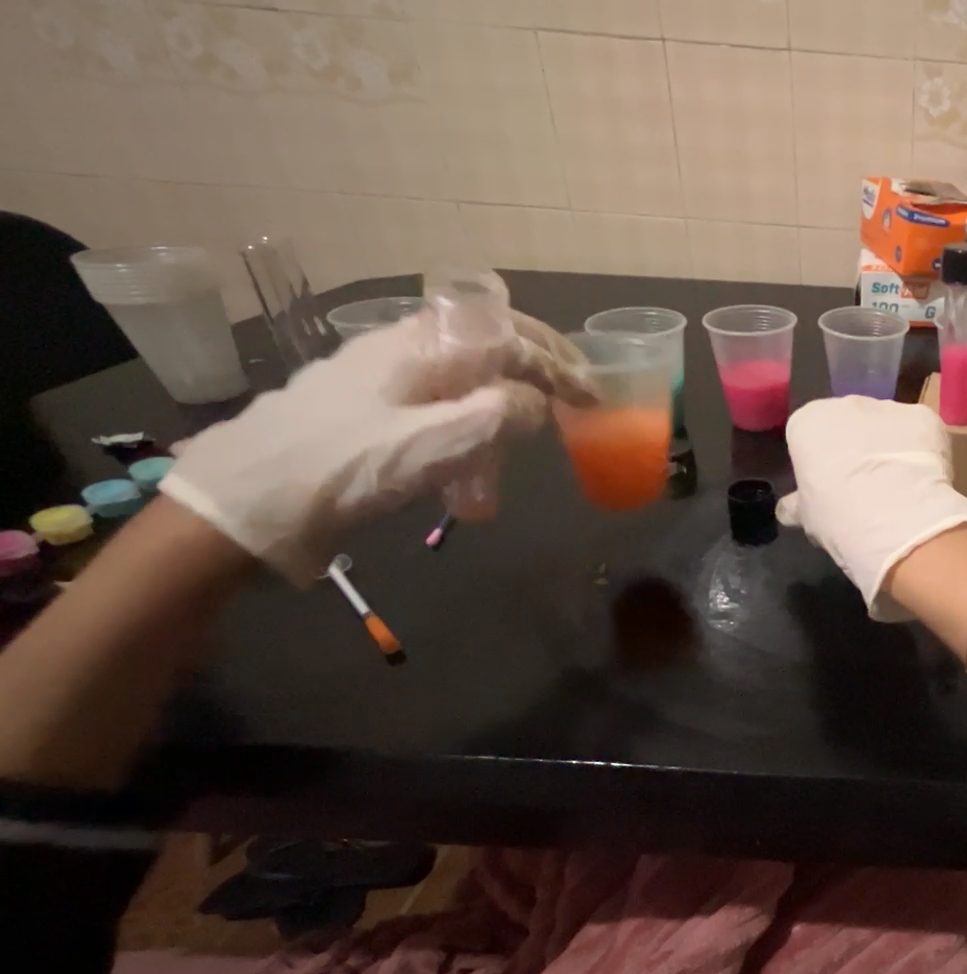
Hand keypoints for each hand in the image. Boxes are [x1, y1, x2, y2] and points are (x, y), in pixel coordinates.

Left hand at [160, 310, 593, 581]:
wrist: (235, 506)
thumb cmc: (342, 468)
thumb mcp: (436, 443)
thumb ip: (499, 415)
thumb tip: (534, 403)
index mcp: (420, 347)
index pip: (510, 335)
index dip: (559, 364)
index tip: (592, 398)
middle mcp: (399, 349)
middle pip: (486, 348)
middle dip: (534, 377)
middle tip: (568, 411)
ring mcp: (375, 379)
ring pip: (460, 381)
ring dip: (499, 413)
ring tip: (511, 464)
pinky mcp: (360, 412)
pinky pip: (432, 410)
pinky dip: (464, 435)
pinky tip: (462, 482)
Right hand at [778, 397, 966, 620]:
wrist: (895, 519)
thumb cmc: (838, 517)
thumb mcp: (807, 517)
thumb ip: (796, 505)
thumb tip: (788, 509)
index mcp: (808, 422)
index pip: (807, 434)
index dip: (819, 460)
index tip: (829, 485)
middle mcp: (847, 404)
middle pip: (848, 422)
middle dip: (855, 447)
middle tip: (864, 485)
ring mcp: (888, 407)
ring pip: (887, 424)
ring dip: (890, 446)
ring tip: (899, 486)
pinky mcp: (924, 417)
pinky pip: (920, 432)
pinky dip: (922, 450)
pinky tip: (924, 479)